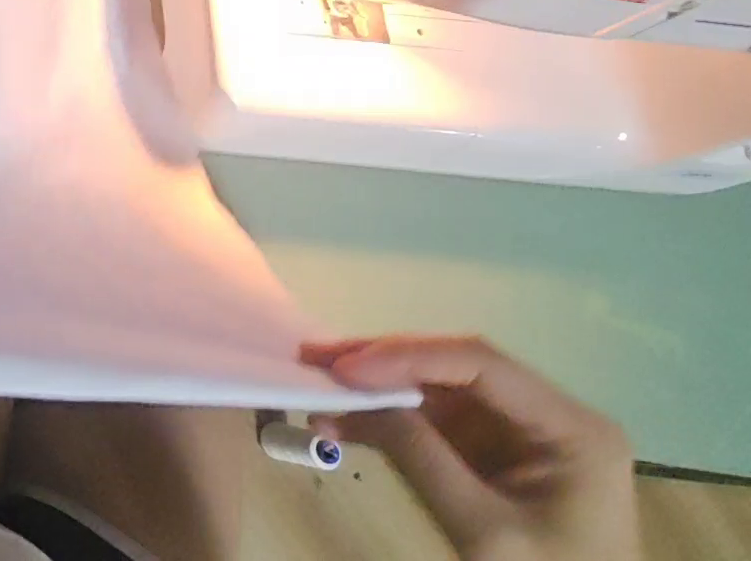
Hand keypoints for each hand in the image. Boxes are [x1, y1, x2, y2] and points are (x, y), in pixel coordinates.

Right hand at [305, 337, 639, 560]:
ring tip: (313, 385)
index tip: (342, 370)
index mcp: (570, 428)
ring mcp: (511, 428)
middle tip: (313, 357)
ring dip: (369, 387)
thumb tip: (356, 395)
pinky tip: (335, 422)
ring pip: (426, 385)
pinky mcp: (483, 446)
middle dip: (377, 361)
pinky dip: (377, 416)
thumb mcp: (482, 527)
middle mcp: (544, 413)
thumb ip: (421, 455)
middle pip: (448, 365)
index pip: (478, 364)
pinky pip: (422, 416)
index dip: (404, 357)